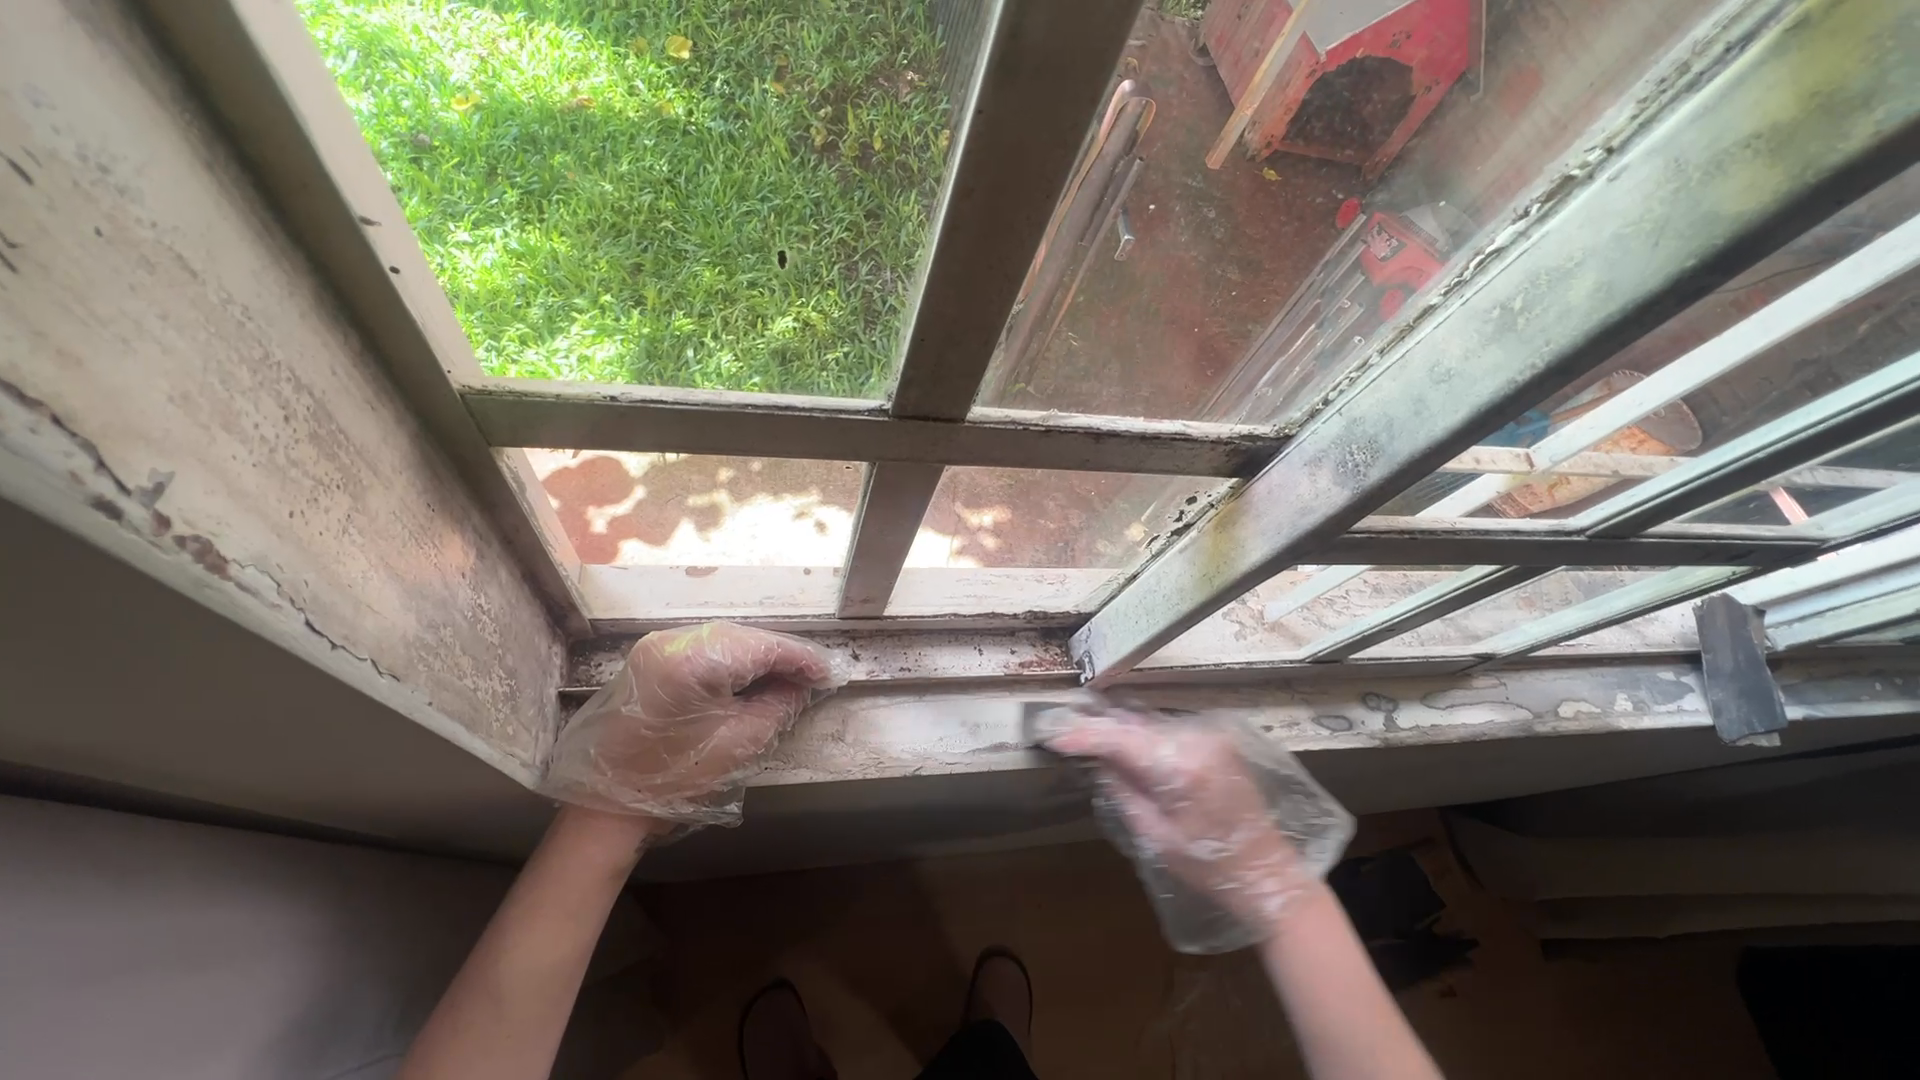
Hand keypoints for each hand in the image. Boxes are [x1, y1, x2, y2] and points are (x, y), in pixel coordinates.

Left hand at [540, 622, 846, 824]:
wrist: (606, 807)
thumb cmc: (677, 779)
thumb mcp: (742, 742)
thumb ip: (780, 704)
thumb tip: (802, 685)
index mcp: (695, 660)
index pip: (764, 646)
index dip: (802, 658)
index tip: (830, 673)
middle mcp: (673, 640)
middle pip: (744, 637)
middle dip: (781, 655)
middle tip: (814, 675)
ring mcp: (656, 647)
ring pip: (724, 640)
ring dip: (758, 657)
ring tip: (789, 676)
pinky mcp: (648, 660)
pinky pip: (702, 649)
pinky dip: (731, 661)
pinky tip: (752, 677)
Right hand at [1042, 710, 1308, 929]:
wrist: (1268, 870)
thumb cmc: (1208, 864)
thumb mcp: (1154, 835)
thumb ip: (1122, 791)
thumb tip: (1097, 761)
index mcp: (1180, 766)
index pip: (1118, 739)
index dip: (1082, 735)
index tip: (1051, 734)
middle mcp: (1196, 739)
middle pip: (1132, 724)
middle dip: (1096, 726)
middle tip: (1059, 724)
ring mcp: (1210, 735)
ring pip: (1149, 724)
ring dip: (1118, 727)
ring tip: (1083, 729)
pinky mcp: (1217, 738)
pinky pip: (1167, 730)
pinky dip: (1142, 734)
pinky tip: (1121, 739)